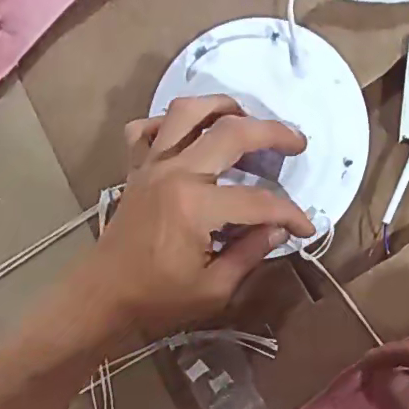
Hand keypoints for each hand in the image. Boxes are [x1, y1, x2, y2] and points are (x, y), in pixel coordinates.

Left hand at [68, 96, 314, 339]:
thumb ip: (250, 253)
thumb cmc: (157, 300)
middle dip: (273, 133)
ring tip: (246, 120)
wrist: (102, 299)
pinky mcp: (135, 170)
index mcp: (195, 207)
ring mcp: (151, 166)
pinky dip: (168, 124)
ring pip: (187, 112)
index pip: (259, 201)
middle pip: (231, 132)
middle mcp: (174, 174)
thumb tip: (279, 230)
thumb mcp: (214, 289)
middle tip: (296, 143)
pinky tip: (188, 135)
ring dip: (222, 107)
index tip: (305, 228)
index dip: (290, 214)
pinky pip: (147, 129)